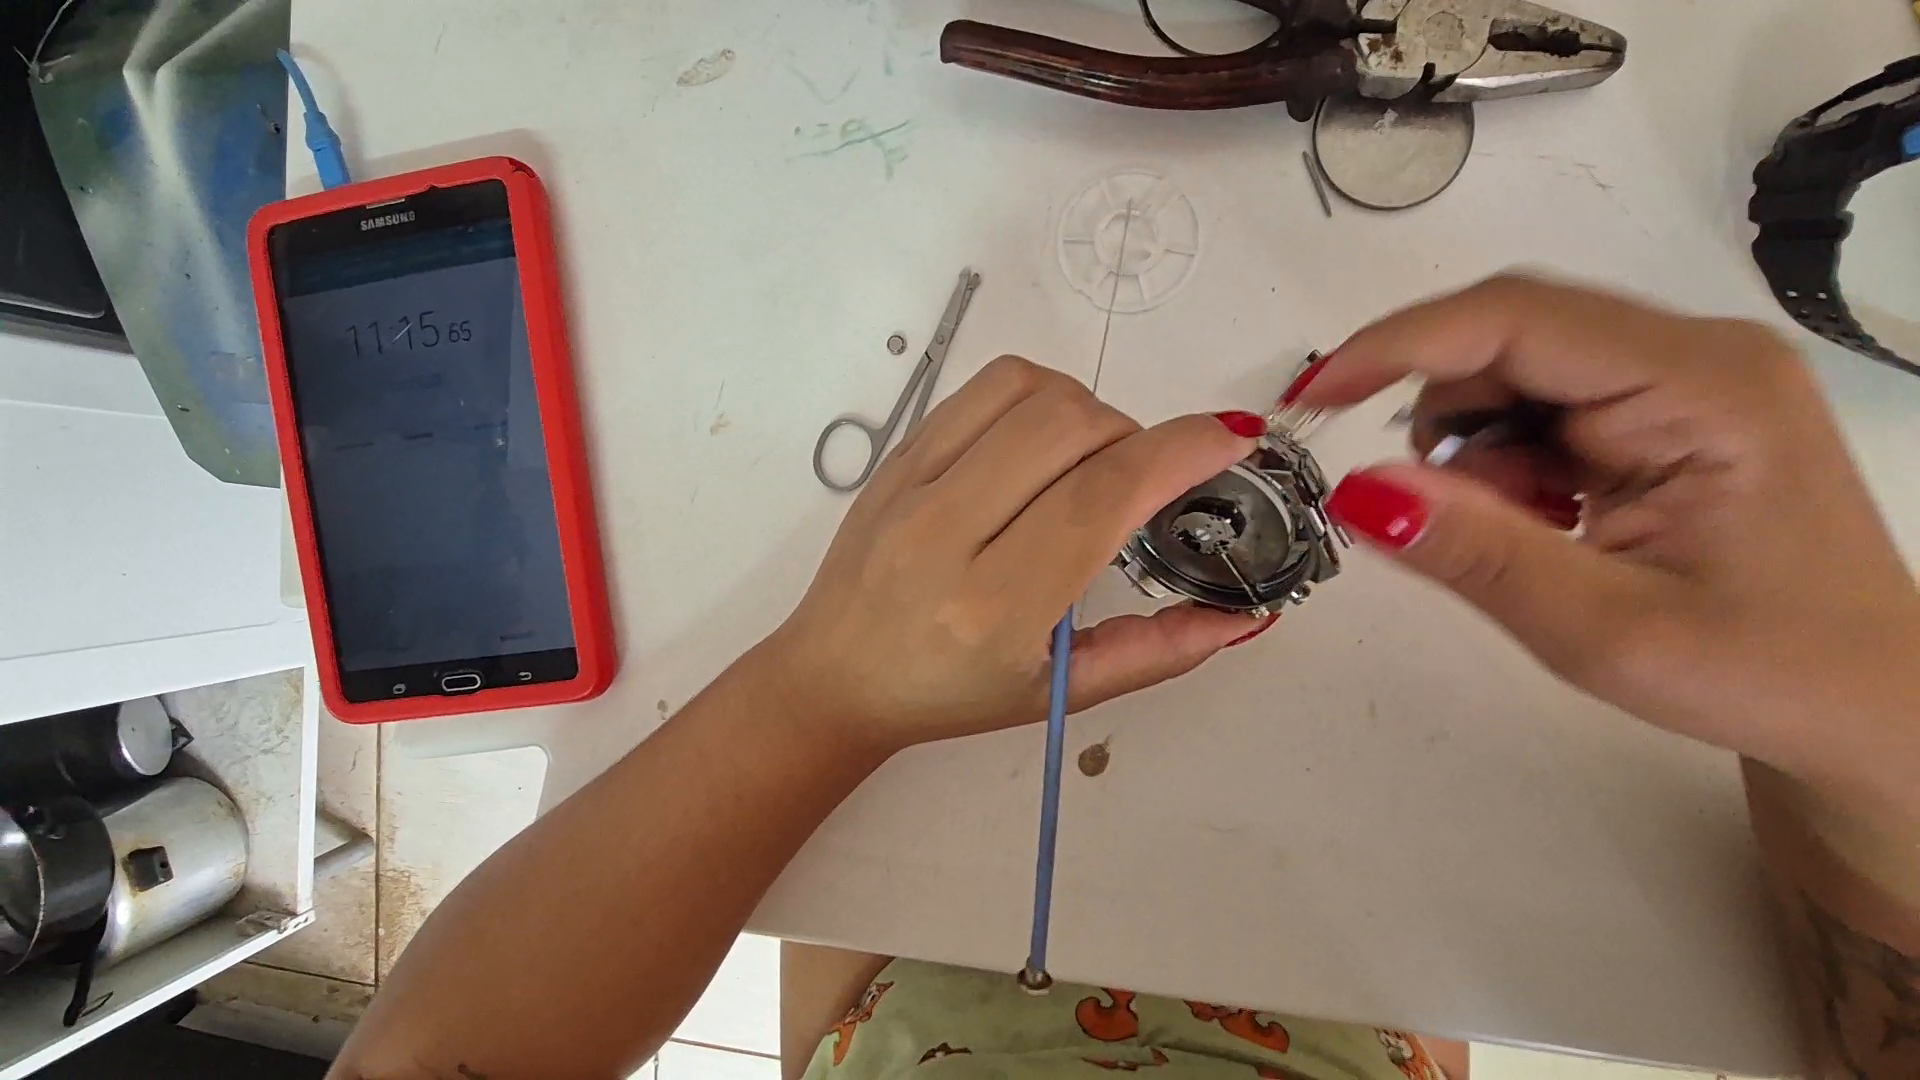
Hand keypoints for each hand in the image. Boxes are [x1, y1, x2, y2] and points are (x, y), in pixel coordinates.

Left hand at [760, 356, 1275, 755]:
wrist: (837, 677)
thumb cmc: (949, 695)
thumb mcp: (1057, 693)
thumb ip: (1153, 654)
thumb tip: (1239, 616)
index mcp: (993, 607)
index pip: (1100, 498)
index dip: (1178, 453)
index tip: (1229, 439)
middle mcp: (945, 534)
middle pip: (1067, 427)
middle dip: (1134, 434)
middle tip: (1140, 477)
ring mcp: (910, 485)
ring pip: (1025, 390)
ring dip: (1087, 407)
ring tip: (1090, 457)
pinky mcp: (894, 457)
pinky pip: (979, 389)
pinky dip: (1035, 395)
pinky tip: (1040, 441)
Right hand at [1293, 275, 1919, 813]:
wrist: (1866, 703)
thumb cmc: (1761, 670)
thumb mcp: (1599, 628)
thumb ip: (1474, 553)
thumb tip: (1354, 490)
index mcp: (1700, 385)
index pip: (1514, 320)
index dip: (1396, 345)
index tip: (1312, 396)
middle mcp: (1688, 357)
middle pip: (1504, 341)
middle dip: (1439, 418)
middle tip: (1424, 507)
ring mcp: (1673, 380)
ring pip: (1506, 378)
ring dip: (1468, 452)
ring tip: (1511, 531)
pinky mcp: (1651, 412)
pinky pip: (1529, 410)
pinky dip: (1494, 464)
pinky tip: (1532, 519)